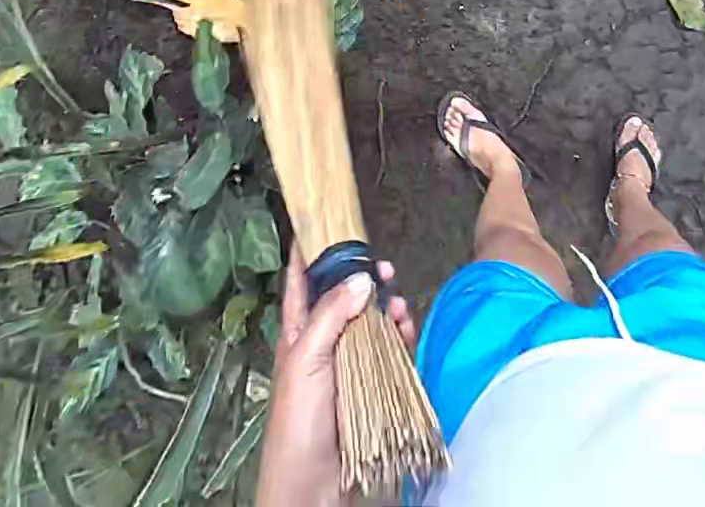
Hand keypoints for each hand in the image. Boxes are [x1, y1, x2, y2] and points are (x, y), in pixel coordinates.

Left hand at [255, 242, 416, 506]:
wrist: (316, 486)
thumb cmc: (299, 420)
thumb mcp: (307, 360)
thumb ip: (332, 315)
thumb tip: (362, 277)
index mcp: (300, 331)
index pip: (302, 282)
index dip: (308, 254)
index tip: (320, 223)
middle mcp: (325, 339)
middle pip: (345, 296)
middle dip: (362, 276)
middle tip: (383, 264)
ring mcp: (351, 359)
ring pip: (371, 317)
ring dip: (386, 303)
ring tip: (397, 296)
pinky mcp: (374, 379)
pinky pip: (391, 346)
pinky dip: (400, 331)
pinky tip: (406, 324)